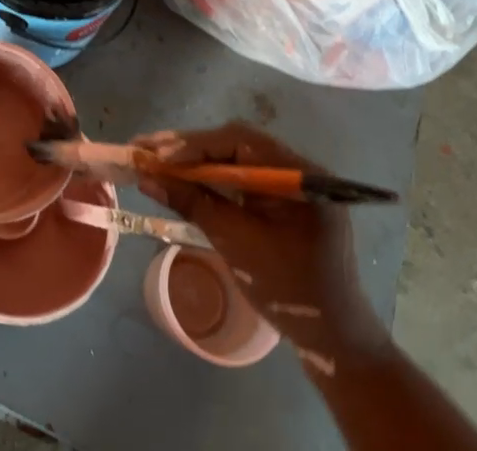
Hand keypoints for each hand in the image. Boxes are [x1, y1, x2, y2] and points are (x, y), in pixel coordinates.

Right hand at [133, 123, 387, 360]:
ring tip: (155, 160)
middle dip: (189, 148)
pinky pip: (242, 179)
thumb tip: (146, 176)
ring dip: (195, 161)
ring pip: (235, 160)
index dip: (195, 145)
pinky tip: (184, 179)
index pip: (240, 141)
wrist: (332, 335)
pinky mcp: (282, 202)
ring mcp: (291, 187)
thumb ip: (193, 203)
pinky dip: (211, 178)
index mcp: (299, 176)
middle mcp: (298, 171)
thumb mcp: (236, 243)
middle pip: (235, 145)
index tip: (158, 156)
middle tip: (145, 149)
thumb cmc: (288, 288)